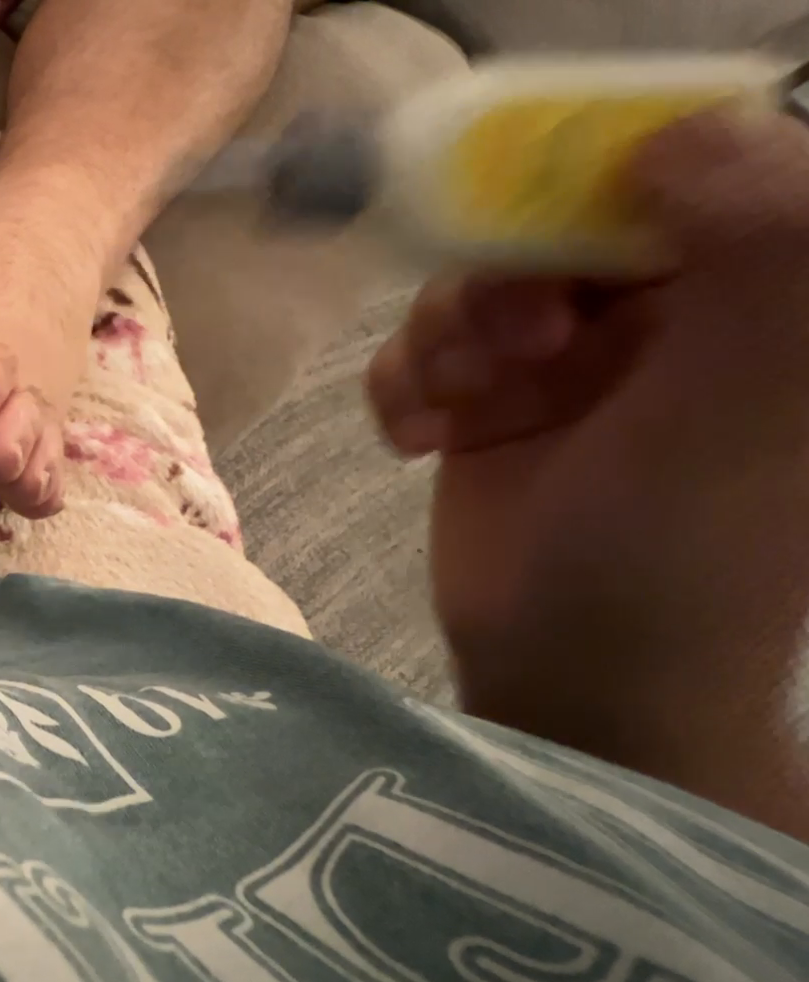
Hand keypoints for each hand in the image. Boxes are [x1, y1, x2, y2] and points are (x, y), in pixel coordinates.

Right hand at [367, 113, 808, 828]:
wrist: (569, 665)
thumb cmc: (677, 548)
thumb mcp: (748, 402)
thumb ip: (764, 253)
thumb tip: (681, 134)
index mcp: (762, 296)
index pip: (683, 174)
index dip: (600, 178)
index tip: (532, 220)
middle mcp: (663, 317)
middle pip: (548, 229)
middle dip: (499, 282)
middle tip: (504, 350)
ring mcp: (563, 363)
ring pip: (467, 289)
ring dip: (437, 340)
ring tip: (450, 409)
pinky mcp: (482, 405)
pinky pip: (414, 353)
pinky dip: (399, 388)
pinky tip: (414, 439)